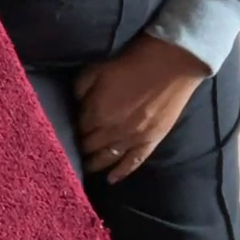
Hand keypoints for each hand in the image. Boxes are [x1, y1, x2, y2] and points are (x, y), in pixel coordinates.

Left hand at [76, 36, 208, 182]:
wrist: (173, 60)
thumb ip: (80, 89)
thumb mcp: (97, 68)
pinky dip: (121, 172)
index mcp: (96, 112)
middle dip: (79, 148)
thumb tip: (73, 105)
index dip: (70, 131)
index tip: (66, 133)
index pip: (76, 130)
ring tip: (84, 168)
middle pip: (88, 147)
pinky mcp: (151, 141)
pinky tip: (110, 179)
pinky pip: (133, 162)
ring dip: (93, 165)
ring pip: (107, 158)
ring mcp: (132, 139)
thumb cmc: (132, 61)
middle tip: (72, 151)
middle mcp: (111, 131)